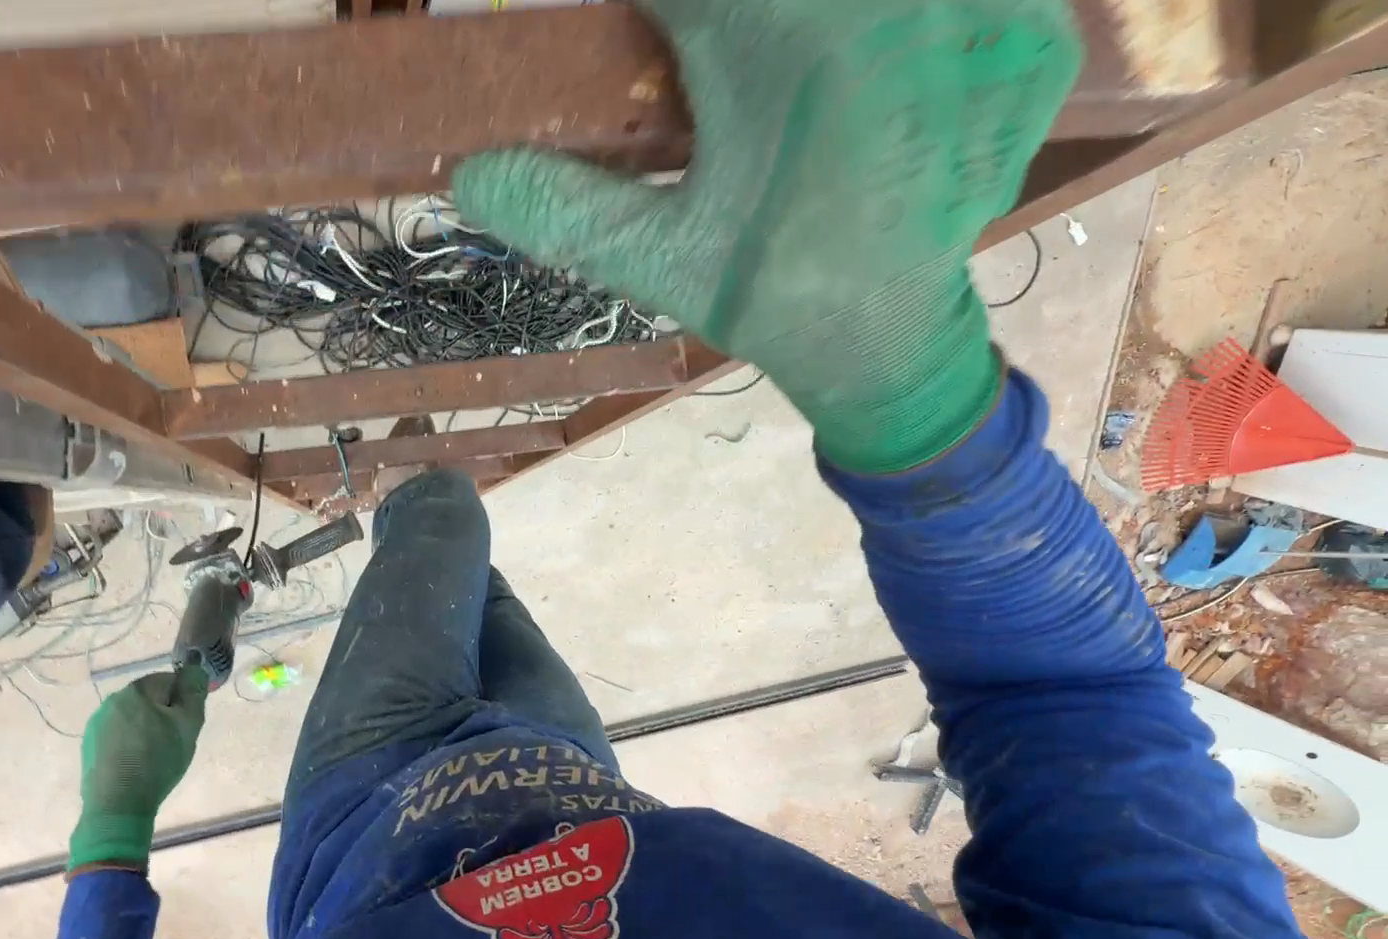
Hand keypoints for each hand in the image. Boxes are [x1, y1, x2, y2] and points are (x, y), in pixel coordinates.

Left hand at [67, 667, 210, 869]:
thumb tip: (194, 669)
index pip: (170, 680)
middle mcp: (113, 700)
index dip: (183, 701)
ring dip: (146, 728)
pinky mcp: (89, 744)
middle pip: (150, 698)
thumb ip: (194, 692)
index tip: (185, 725)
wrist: (117, 804)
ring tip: (154, 755)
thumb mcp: (189, 725)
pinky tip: (135, 764)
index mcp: (138, 690)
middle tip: (173, 741)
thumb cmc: (158, 761)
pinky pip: (118, 734)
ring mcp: (97, 723)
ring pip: (133, 716)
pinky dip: (129, 743)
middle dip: (164, 714)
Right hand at [454, 0, 1080, 472]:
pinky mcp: (1035, 34)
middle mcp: (907, 9)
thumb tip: (467, 173)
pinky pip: (967, 4)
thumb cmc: (765, 297)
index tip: (634, 31)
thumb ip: (564, 208)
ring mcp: (992, 14)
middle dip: (718, 24)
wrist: (884, 340)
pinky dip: (895, 30)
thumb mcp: (655, 257)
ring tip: (770, 75)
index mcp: (801, 51)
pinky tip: (852, 65)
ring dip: (794, 28)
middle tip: (696, 51)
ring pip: (853, 0)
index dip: (639, 6)